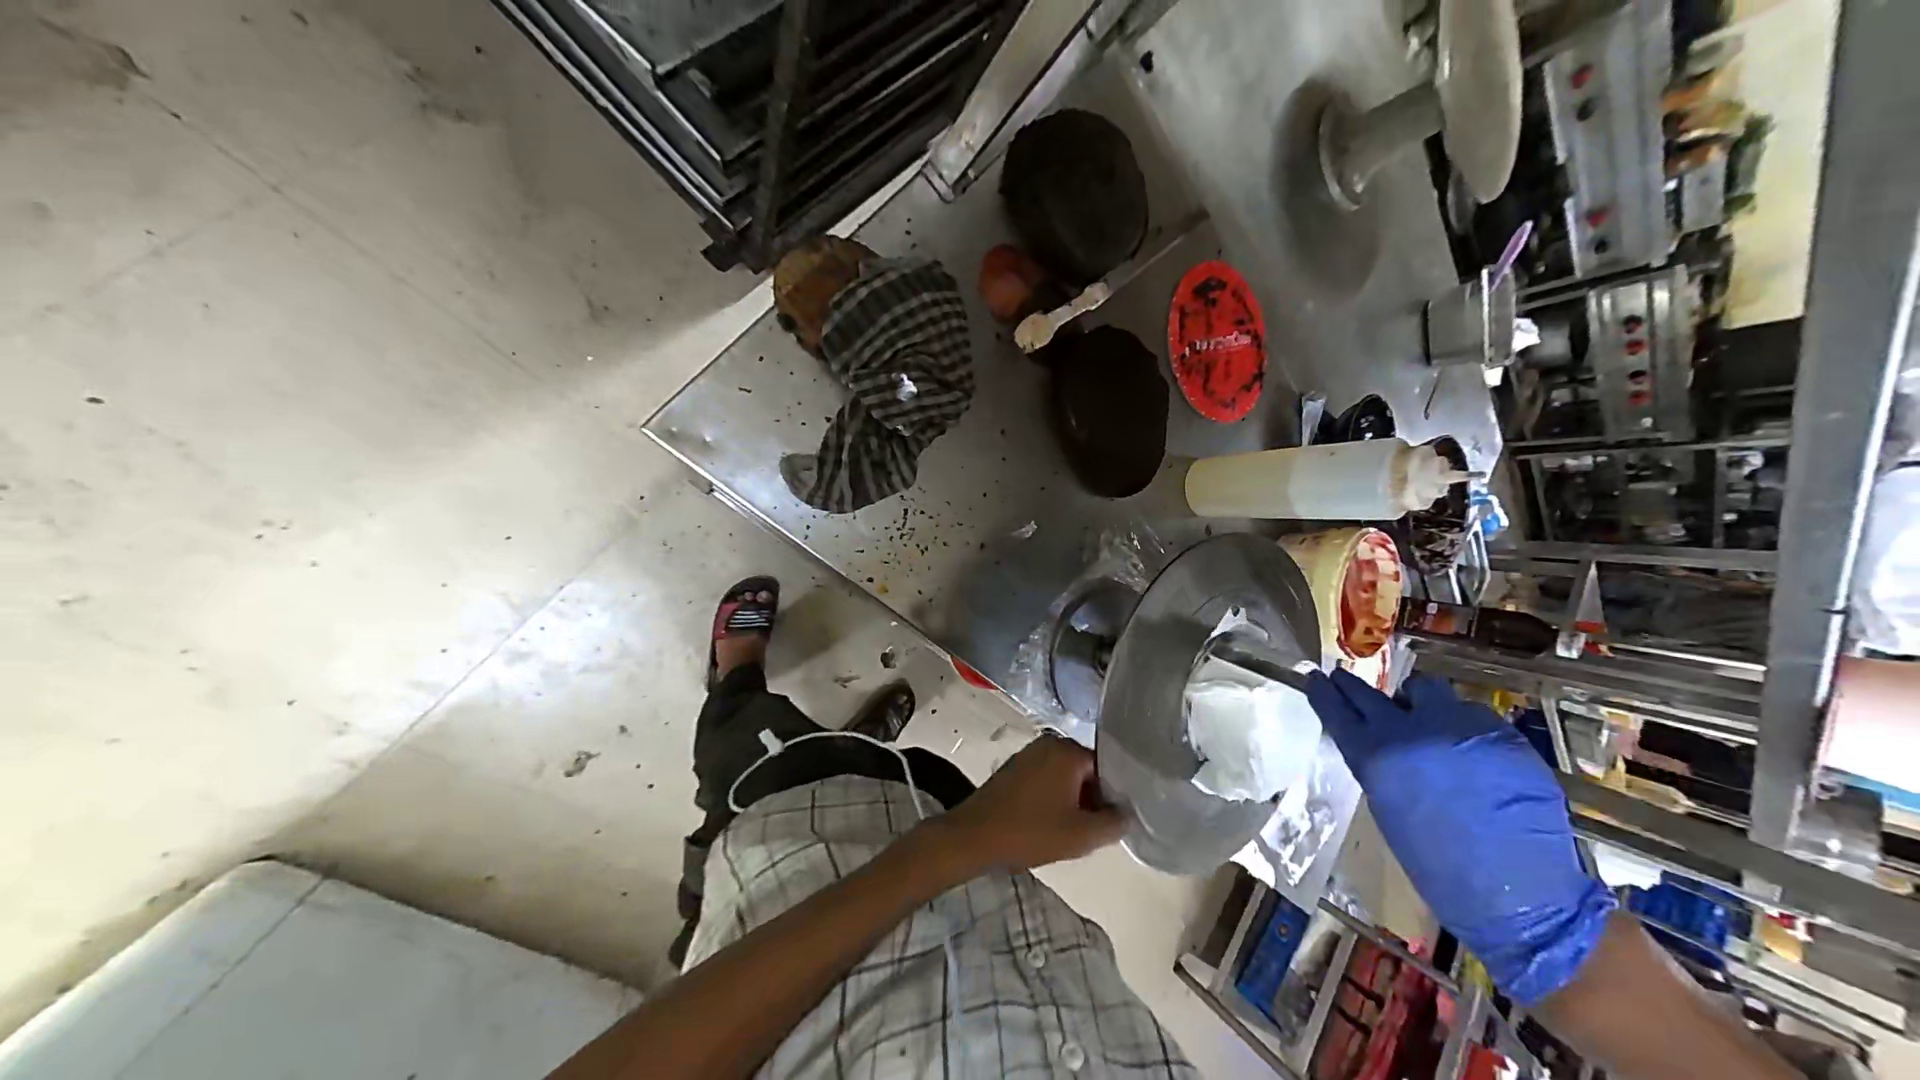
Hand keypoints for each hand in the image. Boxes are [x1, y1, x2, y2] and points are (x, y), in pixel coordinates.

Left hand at [936, 736, 1127, 872]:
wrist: (974, 836)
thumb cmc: (1030, 832)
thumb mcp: (1082, 835)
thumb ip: (1114, 823)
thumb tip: (1128, 813)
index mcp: (1068, 750)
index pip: (1108, 768)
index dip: (1113, 797)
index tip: (1111, 822)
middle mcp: (1050, 742)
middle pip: (1086, 771)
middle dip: (1092, 799)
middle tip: (1090, 830)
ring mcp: (1029, 753)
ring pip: (1066, 777)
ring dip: (1072, 801)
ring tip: (1069, 830)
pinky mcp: (1015, 767)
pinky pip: (1047, 778)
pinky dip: (1053, 798)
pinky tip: (1048, 823)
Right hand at [1305, 669, 1615, 1004]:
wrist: (1520, 889)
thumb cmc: (1439, 863)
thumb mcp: (1388, 807)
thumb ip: (1379, 765)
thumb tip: (1381, 741)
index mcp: (1376, 756)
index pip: (1337, 711)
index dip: (1324, 693)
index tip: (1316, 679)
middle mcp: (1411, 731)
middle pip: (1372, 694)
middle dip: (1355, 687)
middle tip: (1345, 680)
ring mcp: (1458, 727)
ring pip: (1425, 690)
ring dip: (1416, 701)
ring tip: (1421, 718)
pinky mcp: (1501, 732)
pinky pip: (1469, 712)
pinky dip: (1460, 723)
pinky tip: (1468, 748)